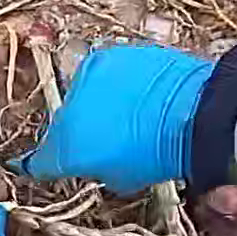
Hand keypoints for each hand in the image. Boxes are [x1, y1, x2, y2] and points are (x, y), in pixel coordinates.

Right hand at [14, 45, 214, 193]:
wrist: (195, 111)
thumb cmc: (161, 155)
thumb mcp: (122, 179)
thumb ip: (95, 169)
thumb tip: (93, 161)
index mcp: (67, 149)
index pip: (41, 161)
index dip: (41, 166)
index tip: (42, 166)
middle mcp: (68, 111)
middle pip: (62, 126)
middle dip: (75, 134)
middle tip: (98, 140)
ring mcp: (86, 79)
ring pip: (80, 97)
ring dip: (92, 106)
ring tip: (121, 115)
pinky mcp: (108, 56)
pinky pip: (103, 76)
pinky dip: (112, 85)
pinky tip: (134, 94)